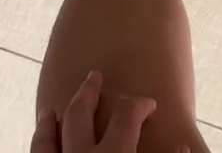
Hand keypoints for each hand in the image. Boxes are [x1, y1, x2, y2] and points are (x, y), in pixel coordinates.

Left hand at [33, 72, 159, 152]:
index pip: (127, 117)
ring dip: (48, 124)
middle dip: (87, 93)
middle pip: (80, 115)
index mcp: (114, 152)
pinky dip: (39, 147)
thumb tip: (182, 144)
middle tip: (94, 76)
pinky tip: (41, 142)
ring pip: (46, 141)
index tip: (148, 104)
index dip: (140, 106)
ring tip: (49, 110)